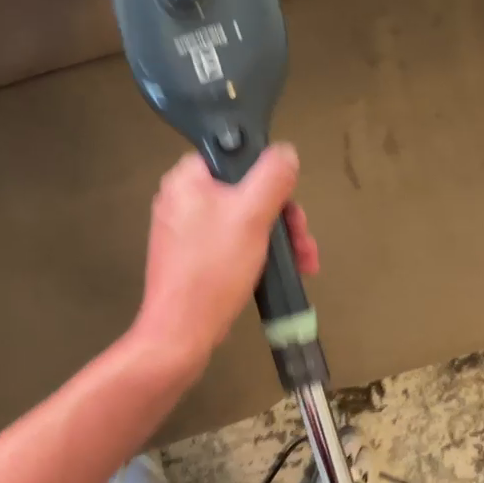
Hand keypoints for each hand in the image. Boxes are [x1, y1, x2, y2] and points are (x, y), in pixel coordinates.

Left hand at [128, 144, 319, 376]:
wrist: (180, 331)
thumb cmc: (213, 268)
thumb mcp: (252, 215)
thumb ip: (272, 177)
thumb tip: (285, 151)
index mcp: (187, 177)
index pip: (235, 158)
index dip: (268, 178)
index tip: (289, 205)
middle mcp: (181, 197)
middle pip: (245, 192)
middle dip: (281, 217)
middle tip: (301, 242)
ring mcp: (184, 229)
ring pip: (242, 220)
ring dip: (276, 239)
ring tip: (303, 262)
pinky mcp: (190, 257)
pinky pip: (230, 243)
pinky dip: (256, 253)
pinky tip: (279, 271)